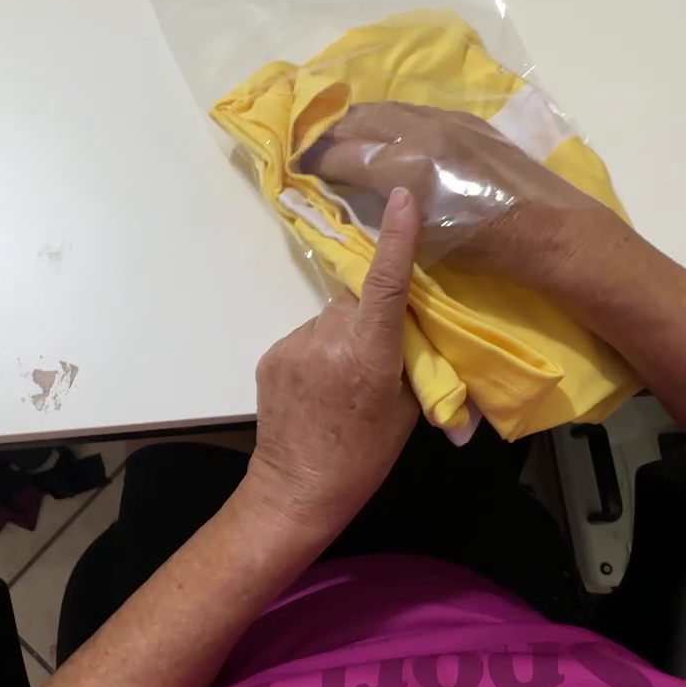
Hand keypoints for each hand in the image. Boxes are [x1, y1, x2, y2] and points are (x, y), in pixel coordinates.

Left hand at [246, 187, 423, 531]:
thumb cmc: (363, 456)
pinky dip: (318, 349)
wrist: (297, 488)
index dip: (396, 240)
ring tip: (342, 380)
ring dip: (342, 335)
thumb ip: (411, 362)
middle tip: (377, 357)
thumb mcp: (405, 413)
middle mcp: (327, 339)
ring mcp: (293, 344)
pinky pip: (307, 336)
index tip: (401, 198)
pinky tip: (318, 385)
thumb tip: (415, 327)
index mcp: (368, 355)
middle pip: (355, 301)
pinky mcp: (271, 352)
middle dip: (369, 317)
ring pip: (330, 318)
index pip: (386, 286)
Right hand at [300, 102, 597, 261]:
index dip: (314, 160)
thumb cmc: (481, 249)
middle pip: (360, 121)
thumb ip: (380, 211)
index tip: (296, 164)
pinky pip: (417, 111)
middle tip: (310, 143)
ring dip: (360, 119)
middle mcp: (421, 133)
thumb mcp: (419, 239)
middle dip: (330, 131)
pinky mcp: (469, 123)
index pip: (343, 155)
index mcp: (405, 166)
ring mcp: (448, 122)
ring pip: (389, 110)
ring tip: (342, 131)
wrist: (548, 230)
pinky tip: (388, 129)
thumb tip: (353, 197)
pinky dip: (392, 118)